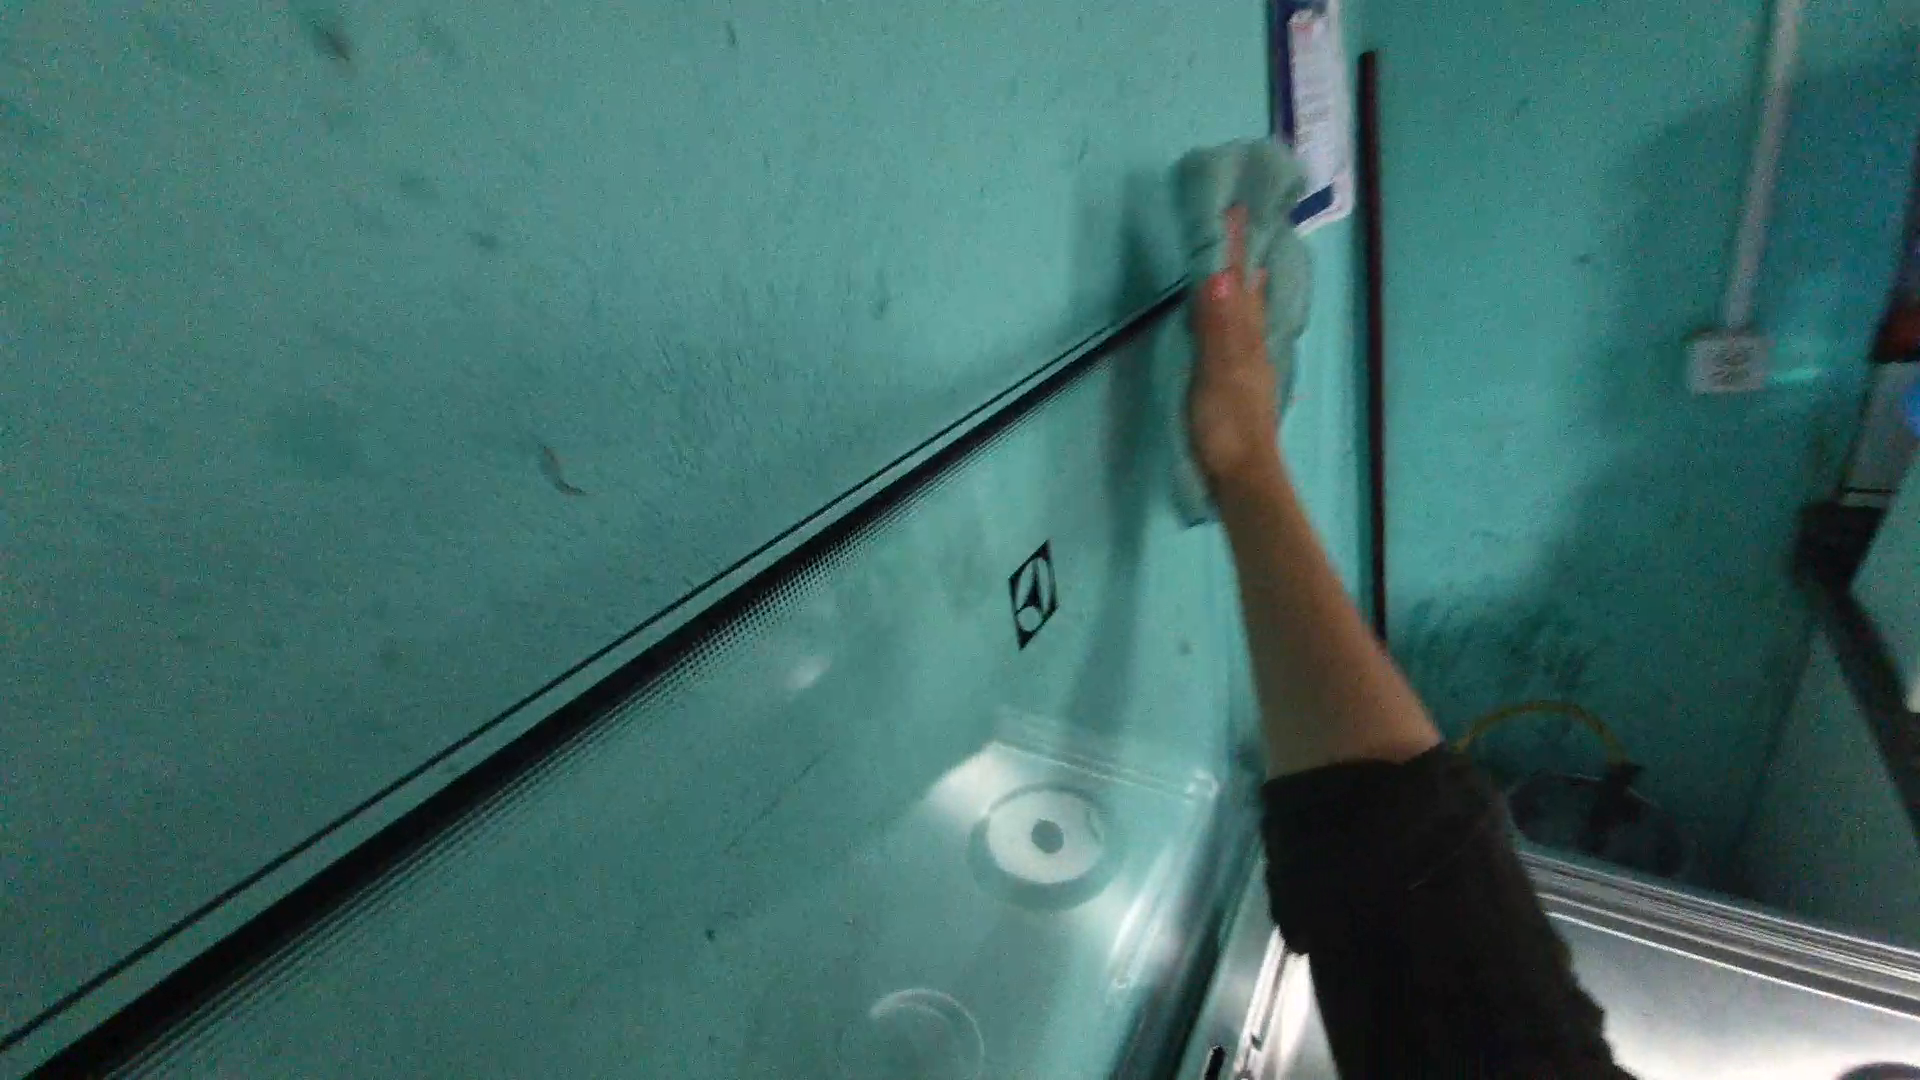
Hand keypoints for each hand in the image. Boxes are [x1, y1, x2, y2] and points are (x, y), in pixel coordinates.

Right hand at [1188, 206, 1278, 487]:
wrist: (1242, 476)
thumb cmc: (1224, 426)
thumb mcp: (1215, 375)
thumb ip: (1217, 327)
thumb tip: (1220, 275)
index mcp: (1245, 339)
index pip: (1237, 283)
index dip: (1233, 248)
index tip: (1233, 207)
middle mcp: (1253, 346)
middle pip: (1248, 294)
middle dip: (1243, 259)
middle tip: (1242, 226)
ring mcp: (1250, 368)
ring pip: (1250, 316)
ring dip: (1247, 287)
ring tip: (1250, 265)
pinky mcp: (1242, 387)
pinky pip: (1244, 338)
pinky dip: (1243, 319)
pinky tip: (1243, 325)